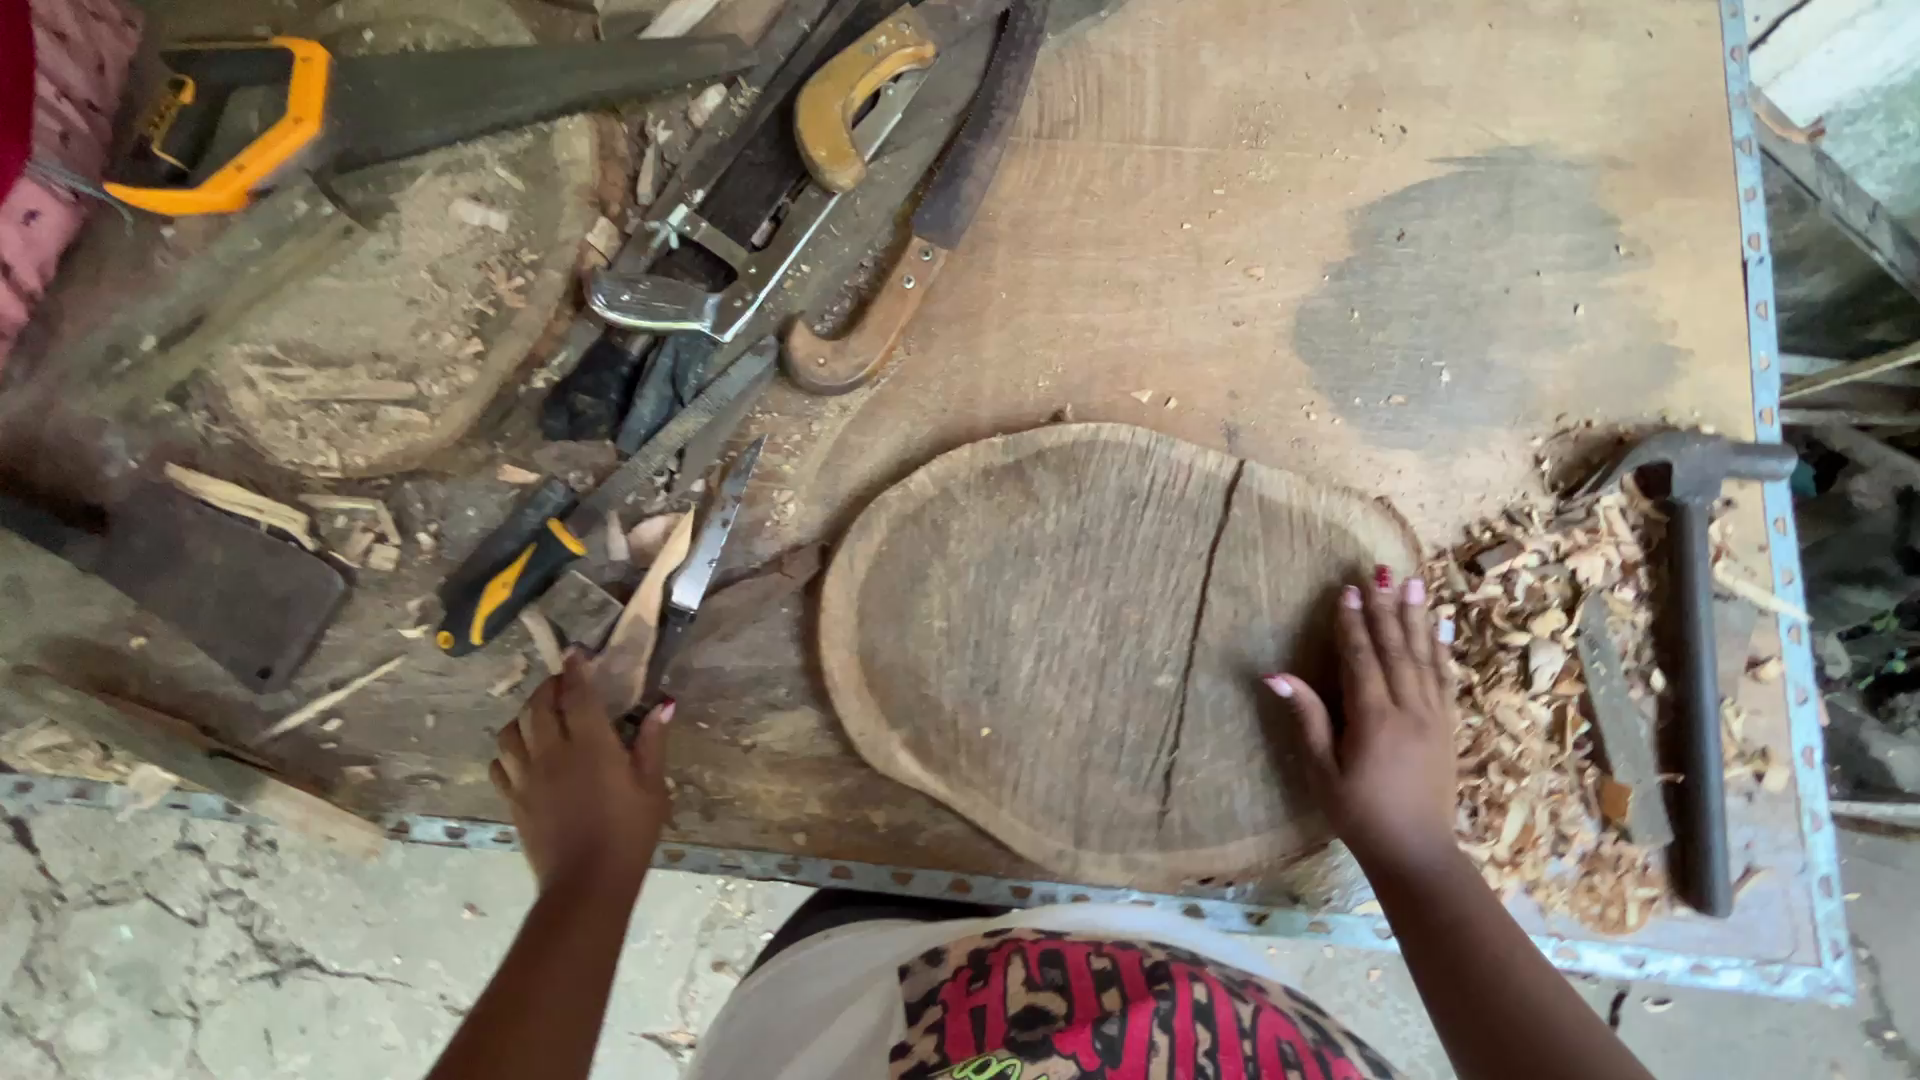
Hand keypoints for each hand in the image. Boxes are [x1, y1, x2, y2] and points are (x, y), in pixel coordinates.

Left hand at [490, 654, 672, 894]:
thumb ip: (652, 742)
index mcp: (591, 745)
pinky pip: (501, 762)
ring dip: (525, 714)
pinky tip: (526, 752)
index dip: (575, 669)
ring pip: (511, 730)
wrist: (586, 885)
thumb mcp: (652, 786)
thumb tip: (664, 703)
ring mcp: (527, 777)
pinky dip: (511, 748)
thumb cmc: (629, 833)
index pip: (576, 694)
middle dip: (548, 687)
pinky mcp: (513, 799)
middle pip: (537, 706)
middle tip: (563, 683)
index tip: (576, 652)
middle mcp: (552, 753)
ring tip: (542, 714)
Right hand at [1264, 568, 1458, 875]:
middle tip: (1383, 571)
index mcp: (1374, 719)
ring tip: (1415, 585)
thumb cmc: (1358, 813)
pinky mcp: (1449, 728)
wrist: (1417, 851)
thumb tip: (1276, 675)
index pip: (1361, 659)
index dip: (1352, 622)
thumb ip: (1307, 718)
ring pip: (1425, 658)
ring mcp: (1435, 718)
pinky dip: (1442, 649)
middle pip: (1396, 649)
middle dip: (1386, 608)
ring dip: (1417, 618)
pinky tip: (1442, 629)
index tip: (1348, 589)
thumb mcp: (1322, 769)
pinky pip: (1445, 678)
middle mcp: (1410, 710)